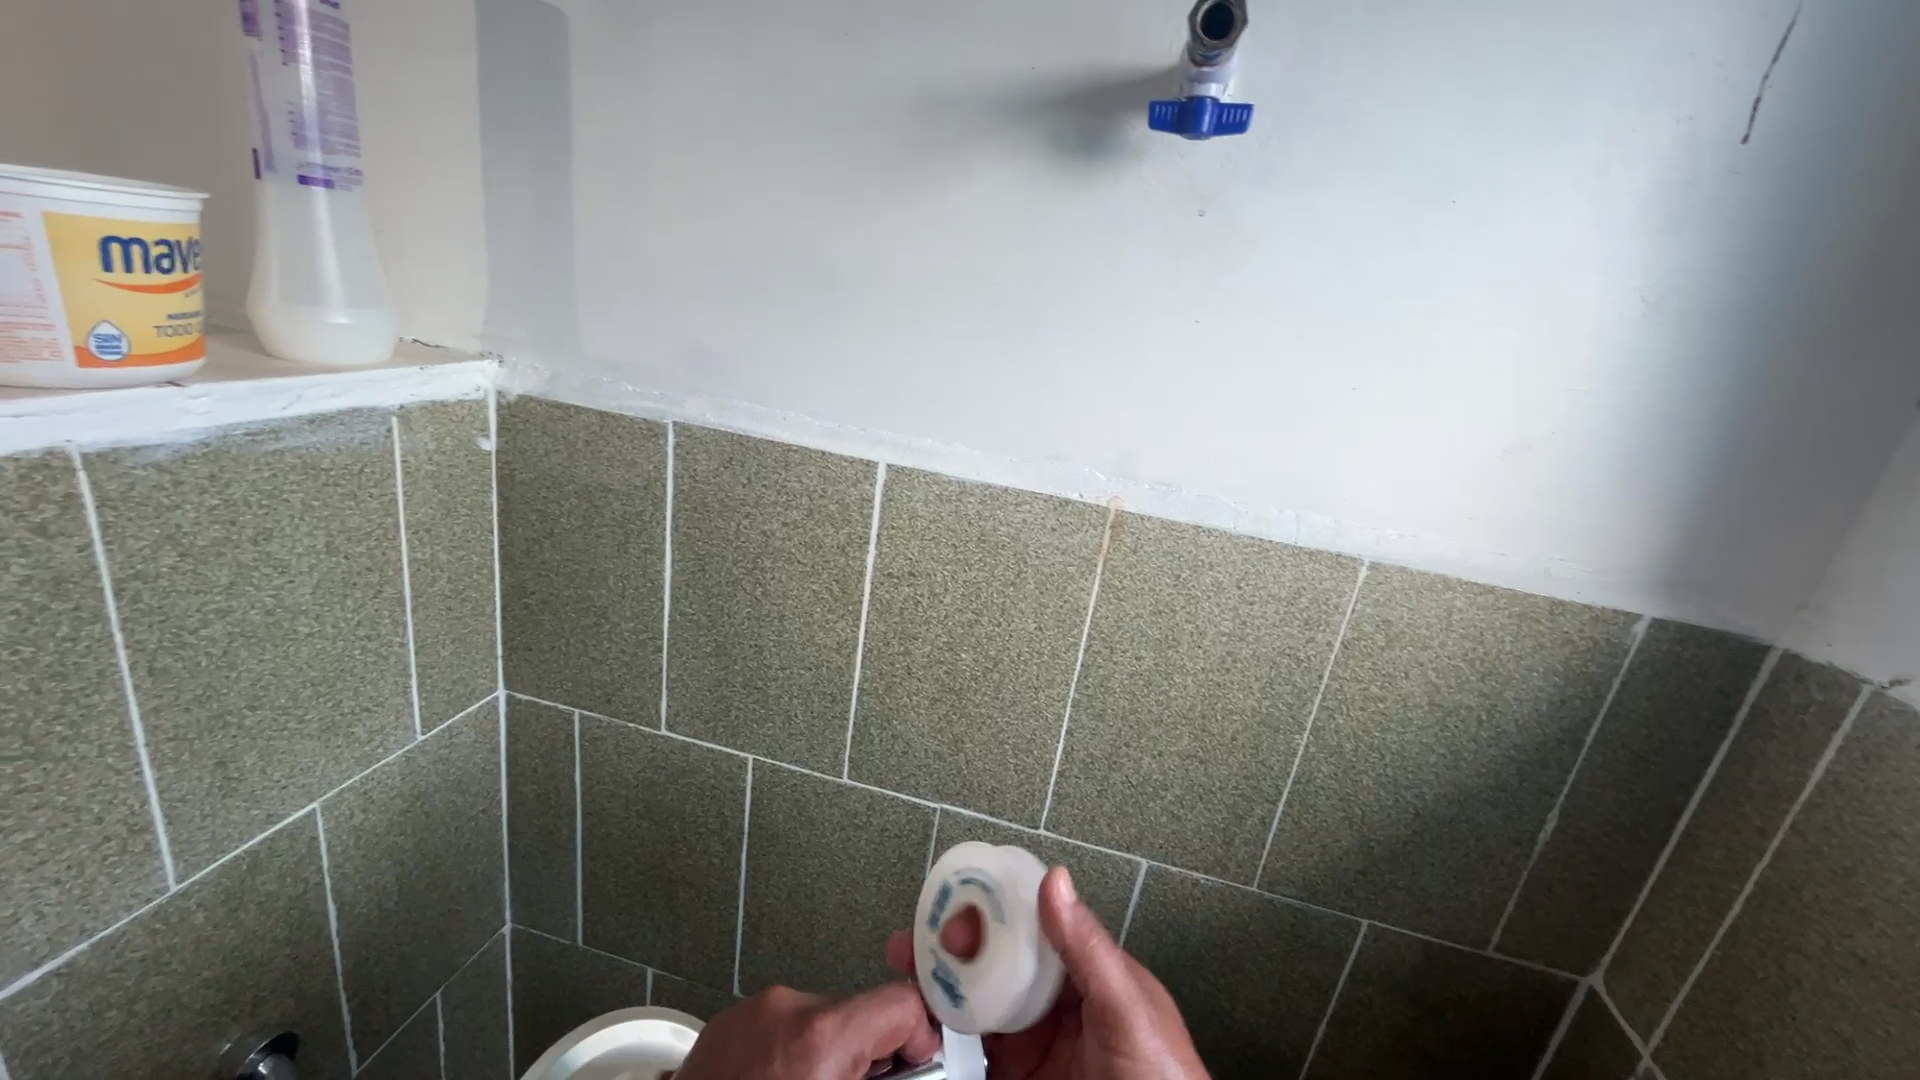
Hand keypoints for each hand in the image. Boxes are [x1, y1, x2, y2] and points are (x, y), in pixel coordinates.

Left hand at [673, 980, 940, 1079]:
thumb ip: (883, 1079)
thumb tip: (911, 1063)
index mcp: (822, 1036)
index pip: (903, 1002)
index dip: (919, 1035)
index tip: (917, 1061)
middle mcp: (787, 1009)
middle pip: (859, 1013)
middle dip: (865, 1054)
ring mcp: (751, 1012)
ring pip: (818, 1021)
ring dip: (822, 1056)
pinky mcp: (724, 1023)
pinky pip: (778, 1028)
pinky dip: (786, 1056)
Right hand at [887, 866, 1208, 1079]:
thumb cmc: (1162, 1078)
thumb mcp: (1127, 1008)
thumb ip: (1088, 948)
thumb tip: (1054, 879)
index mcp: (1085, 972)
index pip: (1033, 926)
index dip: (994, 909)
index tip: (958, 903)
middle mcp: (1054, 1001)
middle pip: (997, 959)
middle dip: (957, 942)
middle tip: (920, 939)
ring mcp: (1033, 1041)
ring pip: (978, 998)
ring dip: (941, 979)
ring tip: (906, 964)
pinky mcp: (1015, 1075)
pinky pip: (972, 1047)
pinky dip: (943, 1028)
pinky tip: (921, 1014)